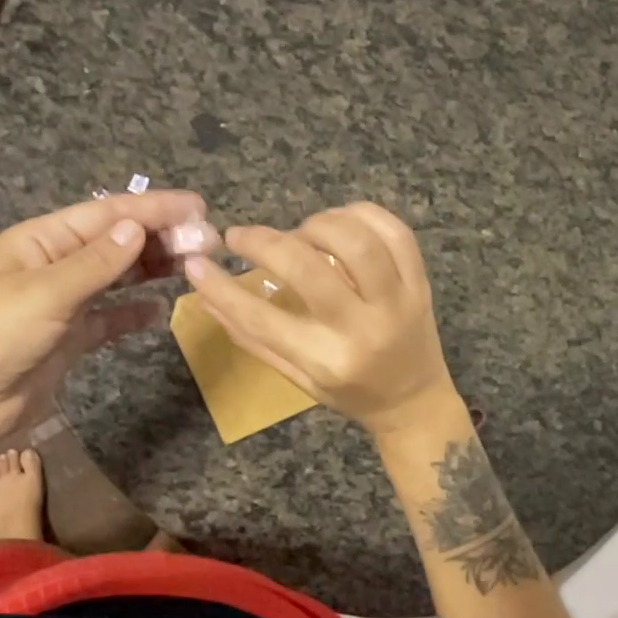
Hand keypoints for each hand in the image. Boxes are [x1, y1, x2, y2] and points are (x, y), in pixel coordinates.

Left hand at [0, 190, 213, 449]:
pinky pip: (109, 319)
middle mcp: (55, 266)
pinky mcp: (68, 339)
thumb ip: (95, 264)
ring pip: (117, 279)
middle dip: (162, 239)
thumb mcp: (44, 294)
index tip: (199, 208)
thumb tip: (139, 228)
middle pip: (117, 244)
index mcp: (42, 240)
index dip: (154, 209)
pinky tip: (160, 311)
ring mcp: (63, 304)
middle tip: (210, 243)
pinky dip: (134, 314)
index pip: (108, 216)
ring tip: (195, 268)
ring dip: (153, 271)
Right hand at [184, 202, 458, 433]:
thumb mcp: (299, 378)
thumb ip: (253, 338)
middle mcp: (364, 329)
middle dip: (264, 241)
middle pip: (307, 266)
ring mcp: (398, 302)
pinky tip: (339, 222)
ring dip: (315, 224)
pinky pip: (395, 231)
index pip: (263, 318)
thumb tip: (204, 295)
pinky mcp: (420, 283)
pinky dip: (361, 214)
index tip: (197, 264)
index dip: (222, 288)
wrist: (416, 402)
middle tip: (241, 237)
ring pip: (355, 239)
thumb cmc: (351, 393)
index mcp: (328, 361)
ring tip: (299, 234)